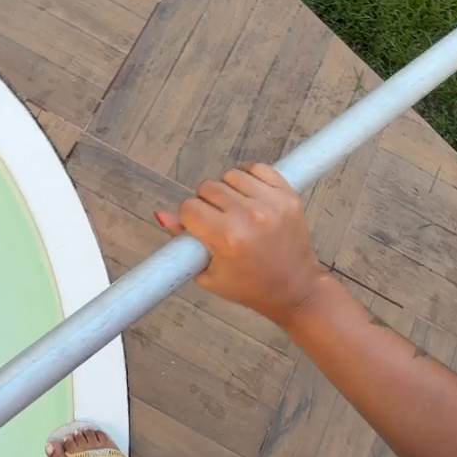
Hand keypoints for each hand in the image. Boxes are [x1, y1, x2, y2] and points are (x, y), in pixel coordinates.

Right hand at [156, 163, 327, 325]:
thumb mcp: (208, 273)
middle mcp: (249, 216)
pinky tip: (248, 194)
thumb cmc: (249, 286)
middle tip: (218, 221)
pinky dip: (249, 177)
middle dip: (207, 203)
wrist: (295, 288)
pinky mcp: (288, 194)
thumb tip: (161, 214)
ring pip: (231, 175)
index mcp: (227, 238)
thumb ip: (182, 242)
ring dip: (228, 189)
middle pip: (208, 187)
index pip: (189, 207)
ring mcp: (271, 203)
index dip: (189, 218)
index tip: (198, 228)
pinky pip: (258, 168)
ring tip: (235, 209)